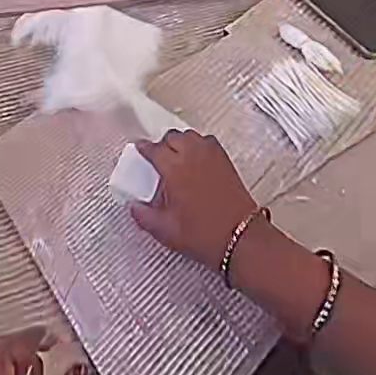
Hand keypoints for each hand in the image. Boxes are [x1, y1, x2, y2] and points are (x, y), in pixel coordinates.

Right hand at [129, 130, 258, 268]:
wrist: (240, 239)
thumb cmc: (208, 234)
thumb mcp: (166, 231)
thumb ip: (144, 216)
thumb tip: (135, 208)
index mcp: (173, 168)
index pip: (153, 148)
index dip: (144, 148)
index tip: (141, 149)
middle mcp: (191, 156)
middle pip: (171, 137)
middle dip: (162, 144)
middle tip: (158, 157)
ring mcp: (210, 156)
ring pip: (190, 135)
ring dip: (180, 141)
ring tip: (177, 155)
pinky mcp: (225, 160)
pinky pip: (207, 141)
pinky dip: (199, 144)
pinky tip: (197, 157)